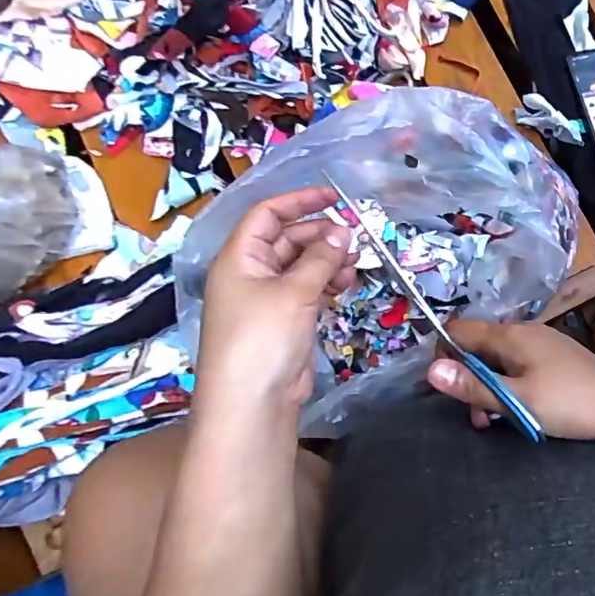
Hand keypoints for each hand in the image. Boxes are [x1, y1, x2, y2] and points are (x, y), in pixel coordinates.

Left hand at [195, 187, 356, 413]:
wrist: (253, 399)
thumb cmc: (262, 337)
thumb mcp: (294, 291)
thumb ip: (321, 258)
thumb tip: (343, 230)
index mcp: (240, 258)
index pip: (267, 215)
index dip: (299, 201)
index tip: (334, 196)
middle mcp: (252, 273)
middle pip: (288, 239)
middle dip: (321, 235)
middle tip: (354, 238)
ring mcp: (269, 297)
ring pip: (303, 264)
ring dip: (329, 260)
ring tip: (354, 264)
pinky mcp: (286, 318)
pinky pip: (309, 287)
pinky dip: (328, 282)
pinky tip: (346, 284)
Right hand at [424, 318, 594, 442]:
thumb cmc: (569, 402)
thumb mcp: (517, 400)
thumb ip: (473, 387)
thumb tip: (429, 370)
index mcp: (511, 336)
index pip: (459, 331)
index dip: (442, 355)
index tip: (442, 389)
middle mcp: (525, 332)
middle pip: (478, 348)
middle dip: (469, 380)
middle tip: (477, 418)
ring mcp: (543, 344)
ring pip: (499, 361)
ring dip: (490, 389)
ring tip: (498, 421)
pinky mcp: (556, 359)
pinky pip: (519, 367)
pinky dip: (510, 387)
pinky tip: (521, 410)